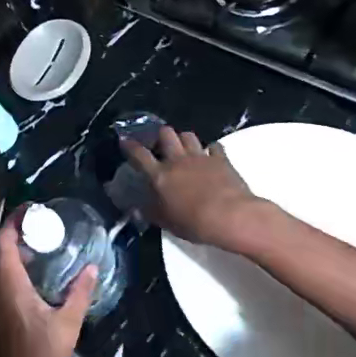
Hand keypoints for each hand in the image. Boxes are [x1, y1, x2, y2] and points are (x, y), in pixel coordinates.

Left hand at [0, 212, 95, 356]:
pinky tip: (26, 280)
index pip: (4, 239)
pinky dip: (5, 271)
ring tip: (37, 250)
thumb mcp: (67, 324)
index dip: (16, 221)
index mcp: (6, 282)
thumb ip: (79, 292)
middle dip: (16, 234)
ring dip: (10, 254)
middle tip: (41, 228)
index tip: (34, 210)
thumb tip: (92, 267)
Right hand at [121, 125, 280, 255]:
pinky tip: (210, 156)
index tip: (124, 140)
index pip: (140, 155)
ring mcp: (200, 156)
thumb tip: (138, 209)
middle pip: (166, 134)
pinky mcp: (221, 158)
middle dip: (161, 135)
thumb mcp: (166, 222)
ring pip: (188, 135)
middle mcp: (178, 160)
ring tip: (183, 148)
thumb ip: (151, 212)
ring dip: (183, 139)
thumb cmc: (194, 222)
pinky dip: (210, 149)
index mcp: (160, 175)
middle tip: (160, 145)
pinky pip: (214, 146)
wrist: (230, 216)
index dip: (130, 146)